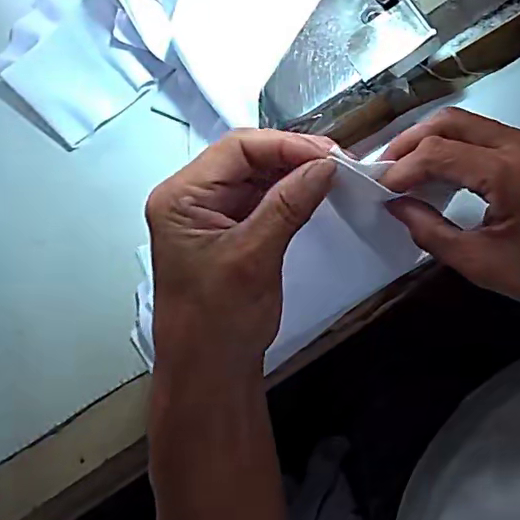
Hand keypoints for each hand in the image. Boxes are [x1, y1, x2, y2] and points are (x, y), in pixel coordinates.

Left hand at [146, 130, 337, 370]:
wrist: (209, 374)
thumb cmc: (218, 322)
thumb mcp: (253, 258)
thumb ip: (288, 205)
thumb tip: (326, 165)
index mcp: (181, 197)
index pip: (236, 149)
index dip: (285, 145)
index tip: (329, 155)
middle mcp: (192, 196)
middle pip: (246, 155)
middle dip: (293, 154)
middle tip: (338, 162)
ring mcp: (211, 211)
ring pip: (257, 173)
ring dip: (295, 170)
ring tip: (334, 172)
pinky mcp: (231, 226)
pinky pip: (263, 195)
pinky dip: (291, 190)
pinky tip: (316, 189)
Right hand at [381, 108, 519, 328]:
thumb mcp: (480, 263)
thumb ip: (430, 230)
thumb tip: (396, 206)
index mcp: (508, 172)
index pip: (438, 152)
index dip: (402, 169)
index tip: (381, 190)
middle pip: (449, 121)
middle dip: (410, 142)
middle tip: (385, 169)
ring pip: (465, 122)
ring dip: (430, 140)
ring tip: (405, 170)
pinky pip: (482, 134)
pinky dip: (453, 146)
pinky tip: (438, 171)